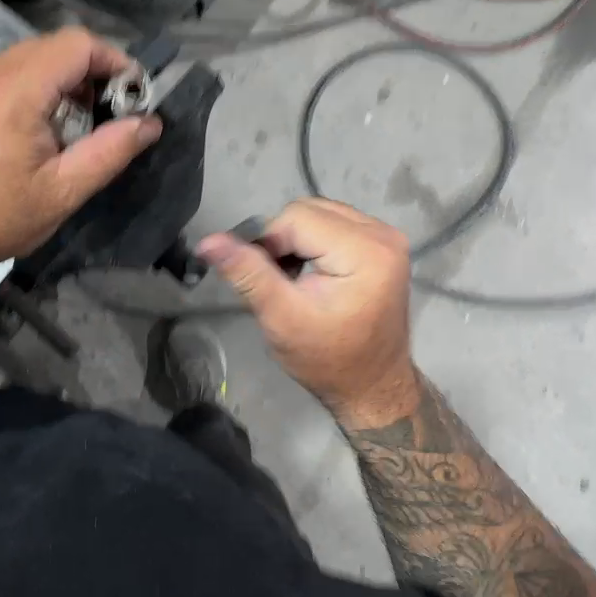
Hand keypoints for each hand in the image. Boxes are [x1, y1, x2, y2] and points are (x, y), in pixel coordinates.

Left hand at [0, 28, 162, 278]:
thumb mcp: (62, 192)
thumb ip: (110, 152)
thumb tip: (150, 123)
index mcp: (14, 92)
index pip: (76, 44)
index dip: (112, 61)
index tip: (132, 96)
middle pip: (51, 47)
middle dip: (88, 72)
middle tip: (106, 115)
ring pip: (25, 59)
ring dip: (58, 81)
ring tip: (72, 127)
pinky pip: (1, 76)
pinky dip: (29, 89)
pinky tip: (33, 132)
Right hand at [196, 199, 418, 422]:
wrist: (370, 386)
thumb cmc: (326, 358)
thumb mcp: (280, 317)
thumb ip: (247, 273)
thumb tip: (208, 241)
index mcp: (366, 250)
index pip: (296, 218)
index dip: (269, 244)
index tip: (267, 281)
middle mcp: (383, 234)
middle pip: (308, 210)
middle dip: (283, 240)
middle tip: (278, 282)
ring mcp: (387, 237)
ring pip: (319, 213)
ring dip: (295, 240)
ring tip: (293, 278)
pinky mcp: (383, 245)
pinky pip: (334, 223)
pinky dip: (313, 241)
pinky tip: (309, 272)